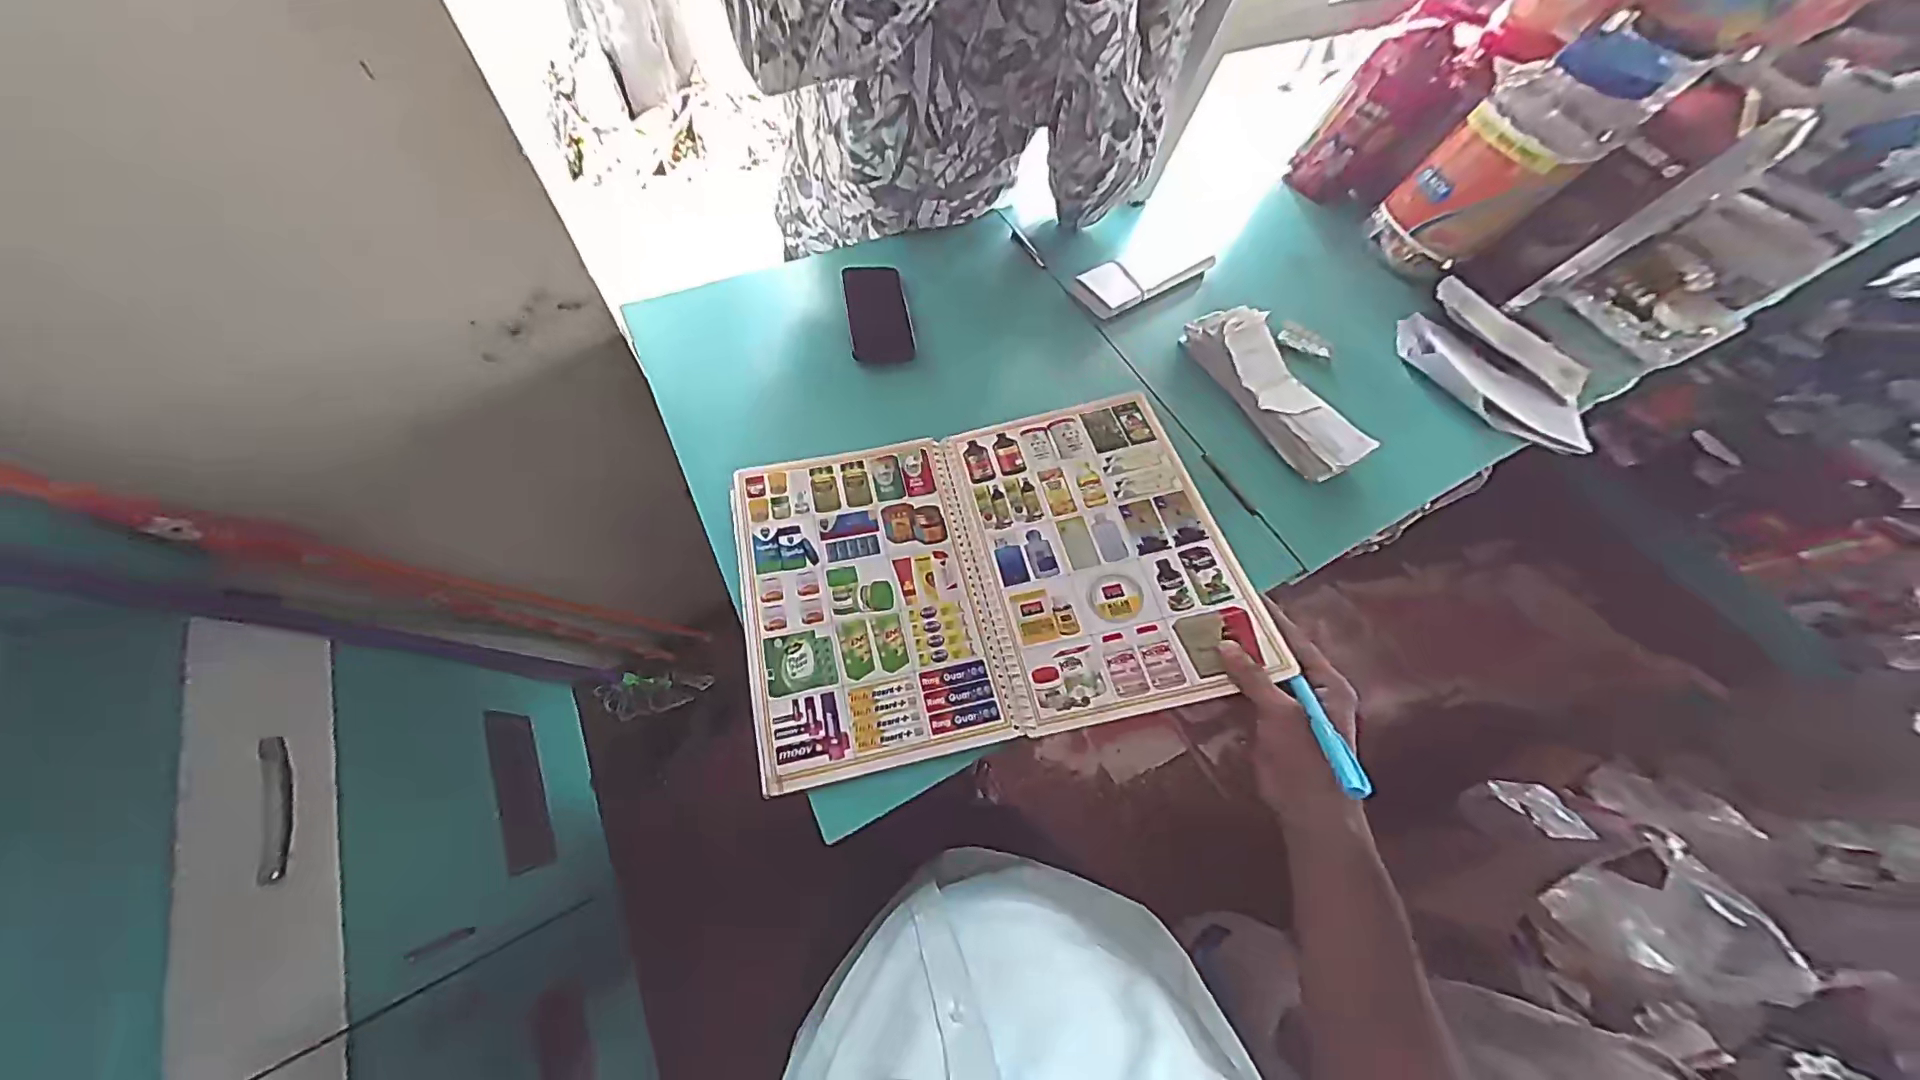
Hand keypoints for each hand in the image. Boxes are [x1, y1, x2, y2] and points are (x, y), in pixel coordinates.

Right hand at [1218, 597, 1361, 823]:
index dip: (1273, 620)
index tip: (1248, 597)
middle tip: (1218, 617)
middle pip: (1275, 659)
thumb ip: (1254, 678)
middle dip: (1248, 641)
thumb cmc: (1307, 759)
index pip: (1297, 642)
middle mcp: (1310, 692)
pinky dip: (1229, 688)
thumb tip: (1226, 644)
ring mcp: (1289, 711)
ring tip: (1206, 639)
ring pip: (1258, 678)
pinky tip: (1206, 675)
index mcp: (1326, 684)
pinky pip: (1248, 699)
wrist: (1309, 813)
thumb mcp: (1281, 713)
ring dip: (1235, 663)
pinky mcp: (1271, 727)